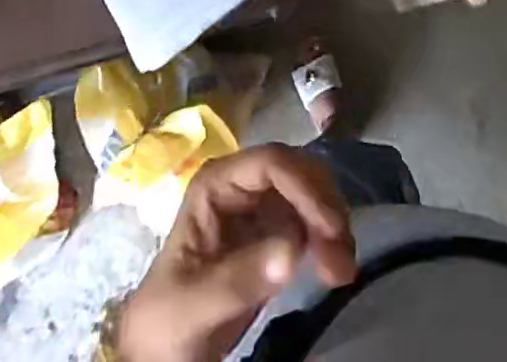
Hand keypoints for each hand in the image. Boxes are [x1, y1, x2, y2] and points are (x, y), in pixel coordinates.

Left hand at [117, 144, 357, 361]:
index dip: (305, 186)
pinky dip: (329, 239)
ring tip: (340, 271)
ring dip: (333, 225)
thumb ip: (238, 278)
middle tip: (342, 256)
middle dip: (325, 206)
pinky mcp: (274, 231)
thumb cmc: (169, 317)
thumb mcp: (196, 303)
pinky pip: (312, 220)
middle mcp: (241, 184)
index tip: (331, 228)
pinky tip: (334, 268)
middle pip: (297, 171)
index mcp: (215, 184)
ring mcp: (259, 205)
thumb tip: (292, 248)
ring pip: (311, 192)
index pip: (270, 162)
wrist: (165, 346)